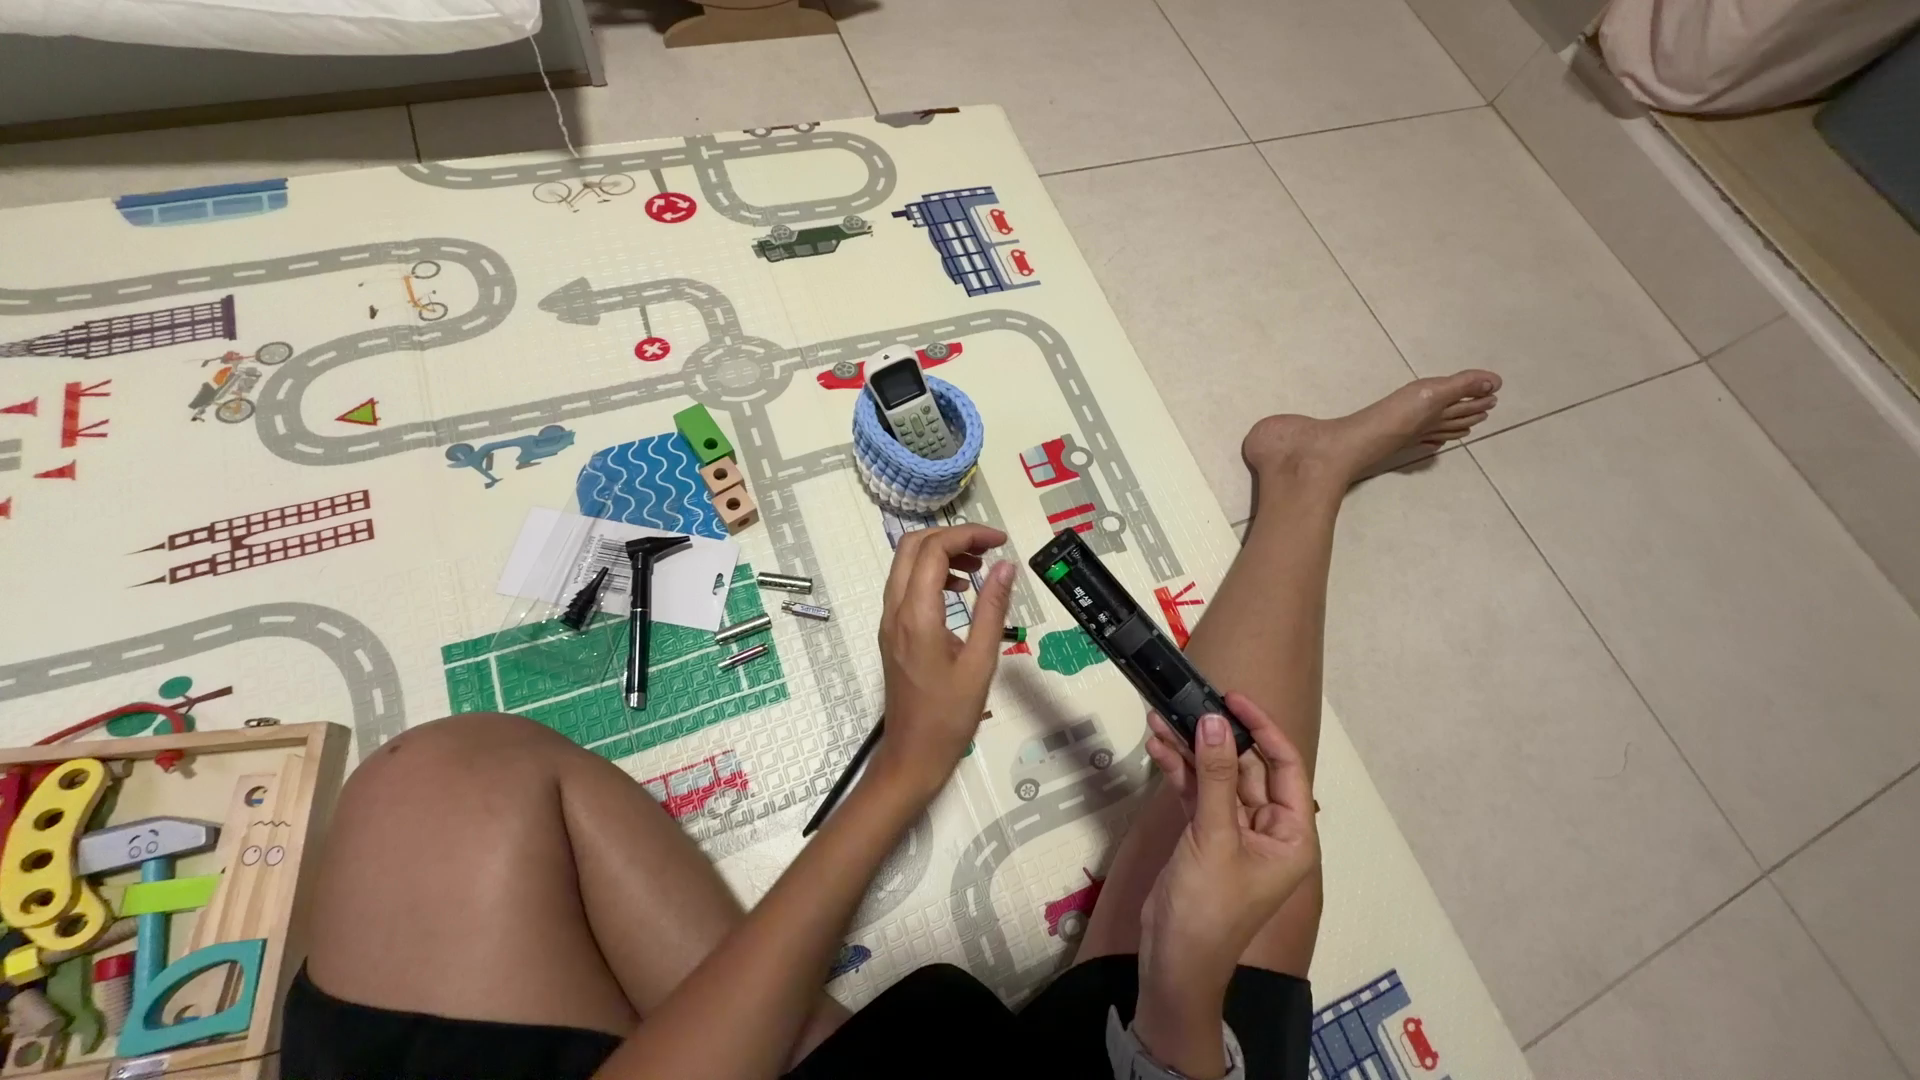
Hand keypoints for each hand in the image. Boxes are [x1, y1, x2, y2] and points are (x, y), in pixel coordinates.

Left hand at [871, 524, 1014, 797]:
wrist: (913, 755)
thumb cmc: (950, 715)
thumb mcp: (981, 663)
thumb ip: (992, 610)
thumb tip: (1006, 567)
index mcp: (916, 615)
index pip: (934, 549)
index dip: (968, 534)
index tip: (1001, 542)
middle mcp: (895, 610)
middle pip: (912, 546)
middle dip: (952, 537)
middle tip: (989, 549)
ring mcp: (889, 621)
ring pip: (906, 564)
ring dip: (941, 554)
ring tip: (979, 570)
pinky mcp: (892, 632)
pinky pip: (906, 586)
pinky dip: (932, 575)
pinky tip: (960, 593)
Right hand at [1138, 696, 1318, 990]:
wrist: (1173, 960)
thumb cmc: (1208, 905)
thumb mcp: (1214, 838)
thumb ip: (1214, 777)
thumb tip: (1215, 721)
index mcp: (1291, 835)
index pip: (1285, 766)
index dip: (1262, 729)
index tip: (1232, 699)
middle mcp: (1268, 829)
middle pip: (1246, 768)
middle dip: (1215, 737)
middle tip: (1185, 703)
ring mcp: (1234, 832)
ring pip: (1215, 777)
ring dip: (1190, 751)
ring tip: (1159, 719)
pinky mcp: (1204, 836)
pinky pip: (1196, 794)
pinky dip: (1178, 772)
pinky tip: (1157, 748)